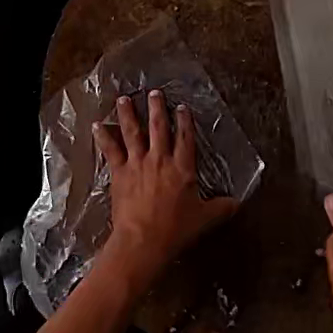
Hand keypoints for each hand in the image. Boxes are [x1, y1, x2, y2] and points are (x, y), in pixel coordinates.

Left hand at [94, 91, 238, 287]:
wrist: (144, 239)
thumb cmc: (176, 229)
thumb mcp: (205, 218)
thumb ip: (222, 207)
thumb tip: (236, 203)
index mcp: (183, 168)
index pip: (185, 137)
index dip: (184, 121)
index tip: (181, 107)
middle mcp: (160, 159)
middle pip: (158, 127)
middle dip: (156, 108)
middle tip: (153, 92)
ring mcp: (137, 163)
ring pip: (132, 132)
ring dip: (128, 114)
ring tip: (123, 98)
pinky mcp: (119, 172)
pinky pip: (110, 150)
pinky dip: (103, 136)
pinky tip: (96, 124)